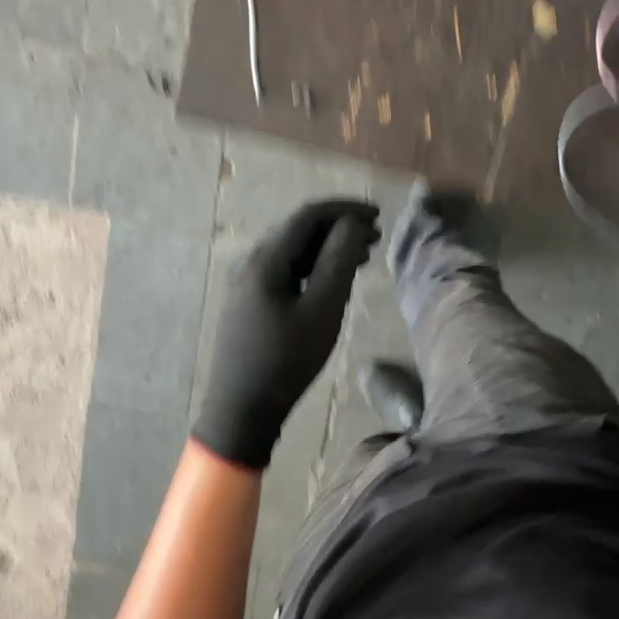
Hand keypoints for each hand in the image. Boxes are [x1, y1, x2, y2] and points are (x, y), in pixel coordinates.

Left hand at [192, 199, 381, 469]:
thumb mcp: (322, 311)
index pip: (308, 215)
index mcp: (264, 259)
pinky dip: (311, 267)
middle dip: (337, 227)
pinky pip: (283, 270)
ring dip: (326, 248)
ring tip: (361, 257)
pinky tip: (331, 282)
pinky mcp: (247, 301)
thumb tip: (353, 224)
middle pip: (298, 229)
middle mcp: (249, 262)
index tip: (377, 216)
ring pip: (291, 250)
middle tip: (374, 238)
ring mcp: (245, 282)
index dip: (345, 209)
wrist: (240, 409)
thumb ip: (339, 261)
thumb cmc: (287, 361)